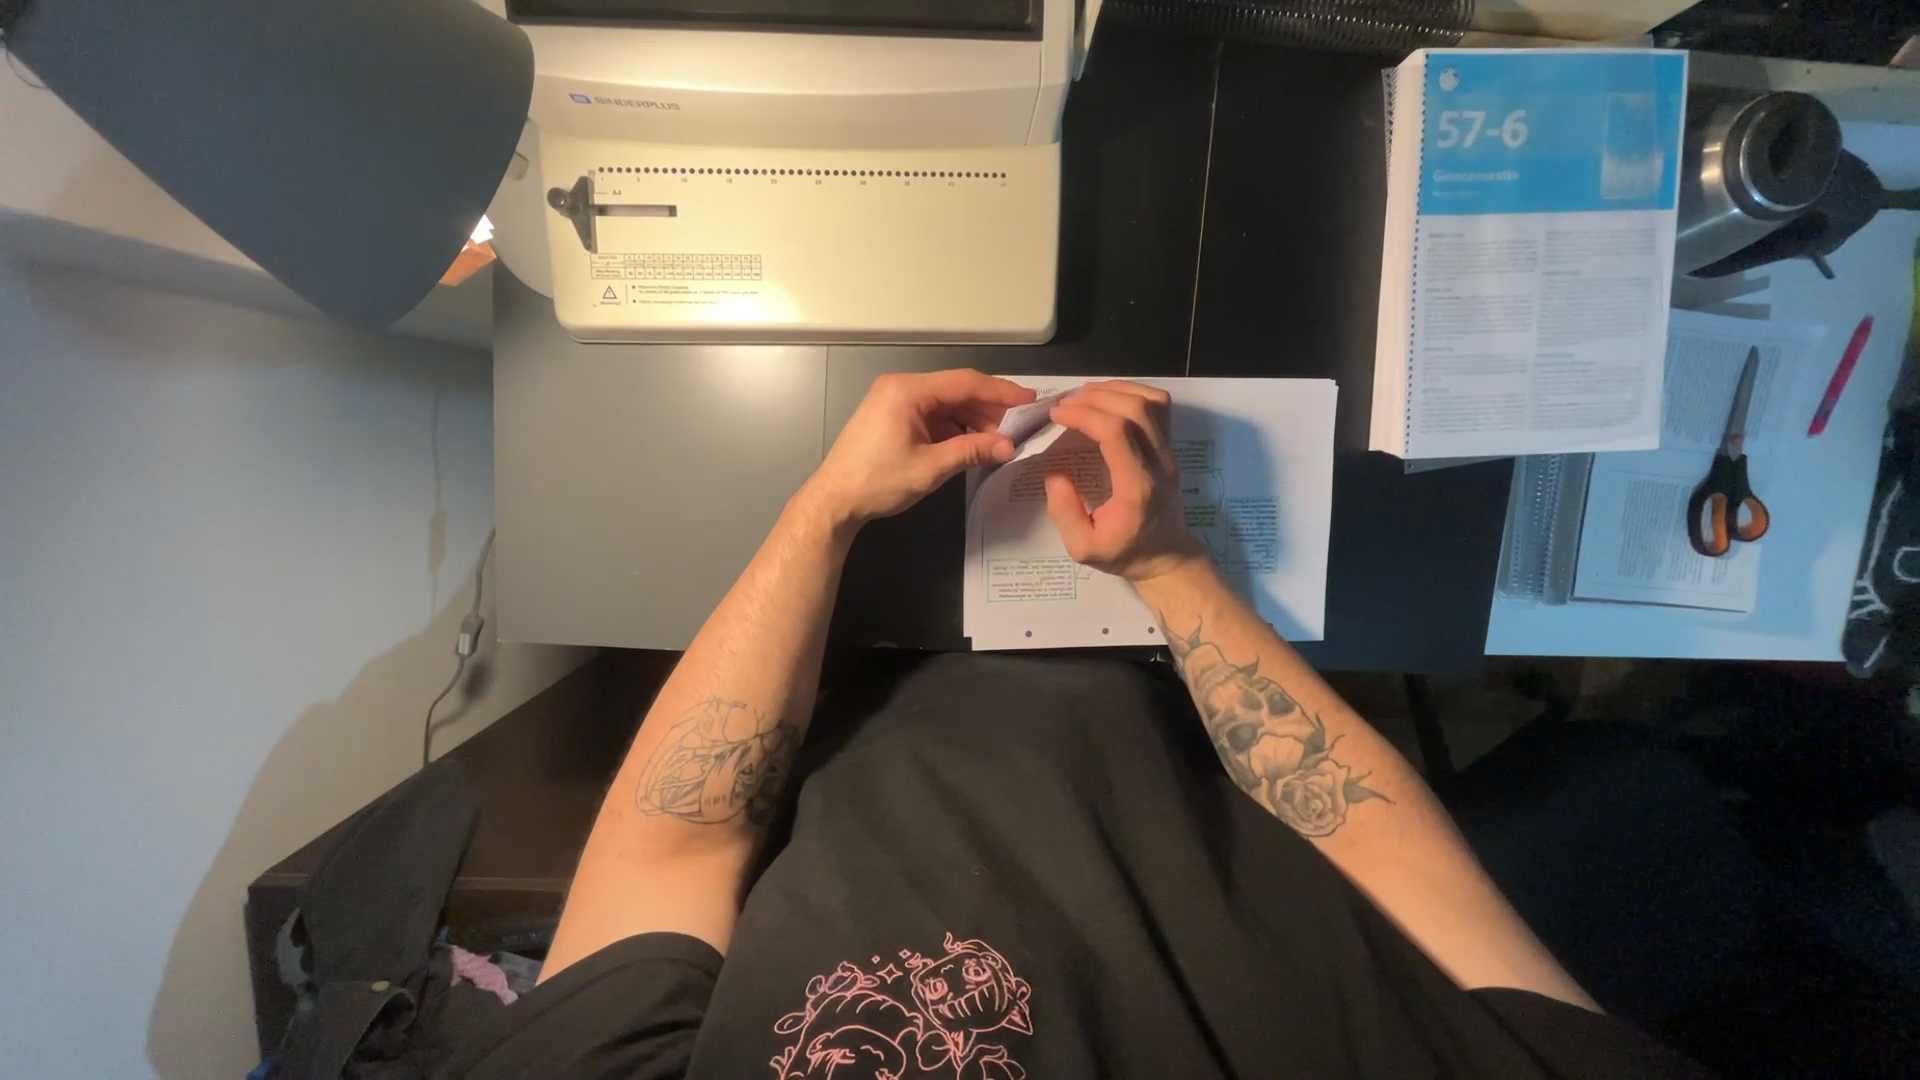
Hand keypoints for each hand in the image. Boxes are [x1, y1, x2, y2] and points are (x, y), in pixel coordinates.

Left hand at [800, 369, 1036, 525]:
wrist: (833, 501)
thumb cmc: (877, 482)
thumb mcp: (930, 468)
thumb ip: (971, 451)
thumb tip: (1009, 446)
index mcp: (908, 390)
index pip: (965, 382)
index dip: (1001, 392)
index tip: (1030, 401)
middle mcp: (902, 387)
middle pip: (957, 390)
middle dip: (989, 408)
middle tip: (1020, 427)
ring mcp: (896, 401)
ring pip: (947, 403)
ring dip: (974, 420)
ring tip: (1001, 439)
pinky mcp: (894, 416)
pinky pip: (933, 415)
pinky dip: (955, 427)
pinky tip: (974, 443)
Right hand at [1044, 381, 1207, 583]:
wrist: (1167, 558)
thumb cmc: (1126, 554)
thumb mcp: (1084, 548)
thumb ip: (1065, 513)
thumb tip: (1054, 474)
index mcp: (1137, 487)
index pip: (1117, 433)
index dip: (1085, 414)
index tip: (1058, 414)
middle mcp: (1158, 463)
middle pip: (1135, 409)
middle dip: (1095, 397)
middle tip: (1064, 404)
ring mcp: (1169, 453)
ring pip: (1151, 402)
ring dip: (1114, 390)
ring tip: (1083, 396)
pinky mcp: (1170, 448)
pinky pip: (1159, 407)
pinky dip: (1132, 393)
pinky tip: (1108, 399)